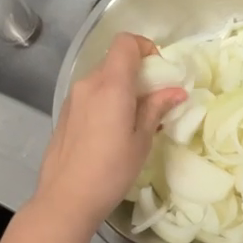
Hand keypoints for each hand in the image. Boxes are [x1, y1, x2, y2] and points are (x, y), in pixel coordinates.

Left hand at [33, 34, 185, 235]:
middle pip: (115, 61)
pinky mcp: (66, 114)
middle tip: (154, 100)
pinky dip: (107, 100)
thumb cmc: (111, 170)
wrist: (66, 199)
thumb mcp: (141, 140)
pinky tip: (113, 131)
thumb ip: (157, 108)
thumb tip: (177, 91)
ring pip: (102, 79)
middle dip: (138, 73)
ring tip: (135, 120)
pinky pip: (91, 95)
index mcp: (111, 85)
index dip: (145, 47)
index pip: (126, 42)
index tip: (159, 71)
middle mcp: (88, 84)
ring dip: (122, 88)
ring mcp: (73, 98)